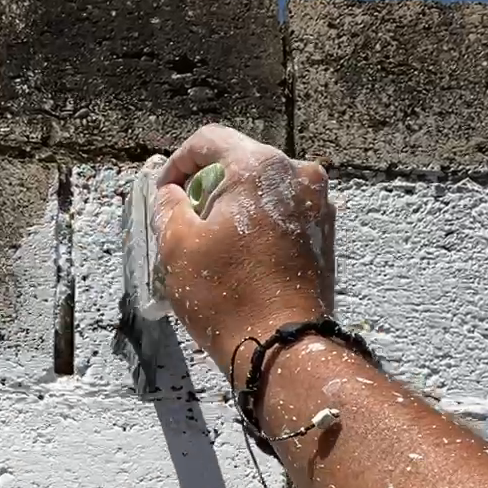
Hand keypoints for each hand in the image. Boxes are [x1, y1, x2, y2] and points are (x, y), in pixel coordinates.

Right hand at [153, 124, 334, 372]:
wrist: (282, 346)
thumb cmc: (225, 297)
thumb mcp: (177, 249)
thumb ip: (168, 208)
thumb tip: (169, 193)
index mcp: (259, 166)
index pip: (209, 141)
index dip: (177, 163)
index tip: (163, 193)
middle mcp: (298, 173)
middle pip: (240, 164)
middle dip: (207, 189)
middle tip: (184, 224)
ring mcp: (317, 205)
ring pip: (263, 192)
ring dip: (233, 210)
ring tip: (212, 246)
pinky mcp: (324, 236)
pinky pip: (282, 216)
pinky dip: (258, 228)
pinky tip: (240, 260)